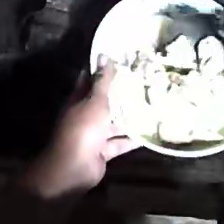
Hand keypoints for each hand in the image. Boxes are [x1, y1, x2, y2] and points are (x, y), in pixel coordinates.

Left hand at [21, 67, 139, 198]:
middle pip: (103, 102)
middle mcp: (85, 115)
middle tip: (142, 81)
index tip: (119, 60)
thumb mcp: (95, 101)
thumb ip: (102, 81)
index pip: (90, 80)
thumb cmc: (83, 128)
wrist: (74, 168)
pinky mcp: (102, 151)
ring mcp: (93, 134)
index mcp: (79, 100)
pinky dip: (131, 139)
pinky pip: (119, 143)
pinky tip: (148, 133)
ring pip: (113, 123)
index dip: (102, 70)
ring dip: (128, 117)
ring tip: (150, 105)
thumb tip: (103, 55)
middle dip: (119, 93)